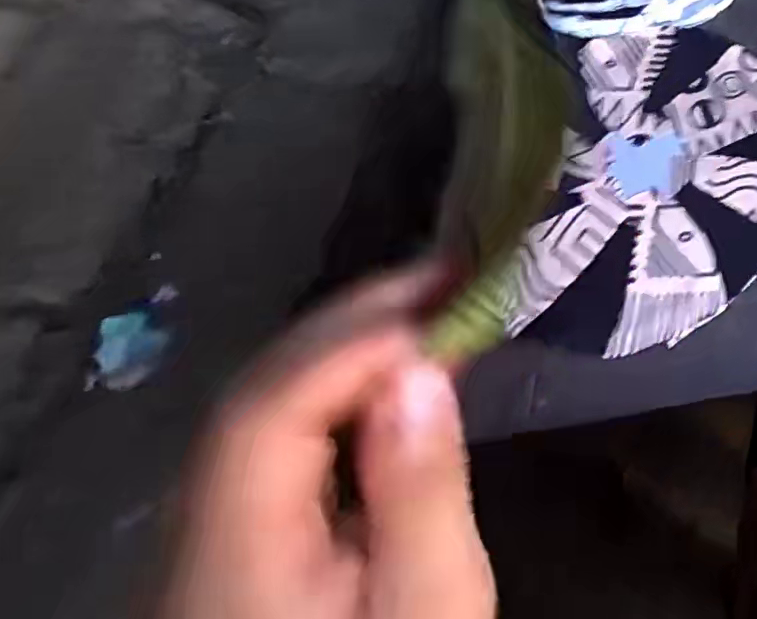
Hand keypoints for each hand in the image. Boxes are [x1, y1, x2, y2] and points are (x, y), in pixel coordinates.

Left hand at [160, 265, 494, 618]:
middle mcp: (205, 530)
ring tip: (438, 293)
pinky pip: (290, 419)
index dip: (353, 347)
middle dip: (357, 317)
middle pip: (256, 395)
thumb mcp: (434, 591)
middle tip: (452, 268)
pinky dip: (353, 366)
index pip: (267, 418)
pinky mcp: (253, 519)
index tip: (449, 305)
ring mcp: (221, 524)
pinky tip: (407, 351)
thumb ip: (420, 488)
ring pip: (267, 399)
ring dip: (355, 332)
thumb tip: (422, 374)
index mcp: (240, 557)